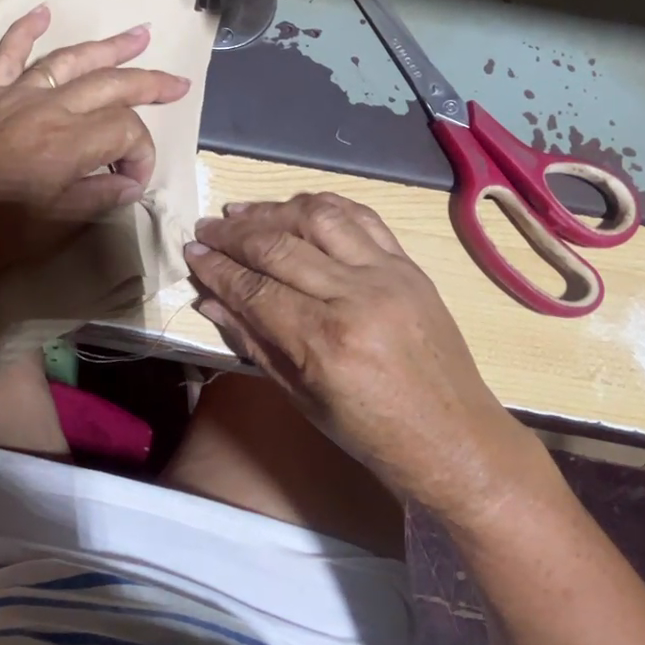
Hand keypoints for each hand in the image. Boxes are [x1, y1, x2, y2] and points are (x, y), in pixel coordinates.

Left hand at [0, 4, 190, 281]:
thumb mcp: (51, 229)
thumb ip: (96, 198)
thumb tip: (129, 182)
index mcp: (66, 145)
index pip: (126, 131)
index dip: (141, 155)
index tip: (131, 181)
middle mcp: (46, 109)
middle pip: (109, 85)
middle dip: (149, 83)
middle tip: (178, 83)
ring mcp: (12, 97)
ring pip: (68, 61)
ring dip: (107, 48)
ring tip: (139, 35)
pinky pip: (6, 55)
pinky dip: (24, 31)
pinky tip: (42, 12)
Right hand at [181, 193, 543, 523]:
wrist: (456, 438)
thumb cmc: (370, 432)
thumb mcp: (299, 396)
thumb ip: (251, 340)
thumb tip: (206, 300)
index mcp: (326, 342)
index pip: (254, 288)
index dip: (215, 268)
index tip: (189, 253)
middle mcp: (357, 297)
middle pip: (279, 246)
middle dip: (233, 235)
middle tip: (203, 230)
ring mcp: (389, 275)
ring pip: (319, 217)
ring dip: (272, 209)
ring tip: (241, 213)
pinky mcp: (410, 266)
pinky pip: (361, 217)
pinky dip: (321, 206)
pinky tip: (294, 209)